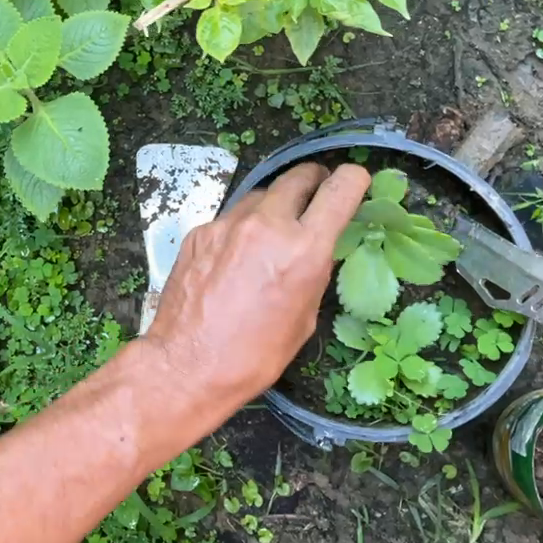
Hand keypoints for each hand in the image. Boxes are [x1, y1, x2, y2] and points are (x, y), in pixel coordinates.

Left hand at [142, 162, 369, 411]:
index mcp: (302, 249)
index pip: (338, 190)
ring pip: (259, 196)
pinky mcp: (198, 233)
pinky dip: (241, 227)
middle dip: (312, 181)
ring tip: (275, 228)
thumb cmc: (254, 354)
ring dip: (274, 204)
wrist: (187, 364)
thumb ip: (312, 272)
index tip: (354, 180)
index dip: (352, 180)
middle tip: (317, 190)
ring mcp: (226, 225)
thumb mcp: (304, 317)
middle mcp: (264, 226)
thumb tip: (315, 249)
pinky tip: (237, 254)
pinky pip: (229, 218)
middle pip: (296, 178)